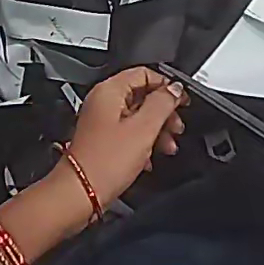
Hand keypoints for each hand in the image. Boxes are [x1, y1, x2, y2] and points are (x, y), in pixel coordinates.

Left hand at [63, 67, 186, 208]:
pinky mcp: (103, 139)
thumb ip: (162, 104)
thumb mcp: (143, 129)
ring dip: (156, 130)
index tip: (182, 101)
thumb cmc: (105, 162)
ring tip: (167, 146)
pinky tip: (149, 158)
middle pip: (142, 95)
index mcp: (109, 91)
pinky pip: (129, 132)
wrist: (81, 192)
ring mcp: (101, 121)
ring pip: (137, 116)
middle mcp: (103, 102)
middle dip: (163, 112)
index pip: (144, 73)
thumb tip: (175, 89)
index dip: (166, 86)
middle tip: (176, 127)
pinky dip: (143, 142)